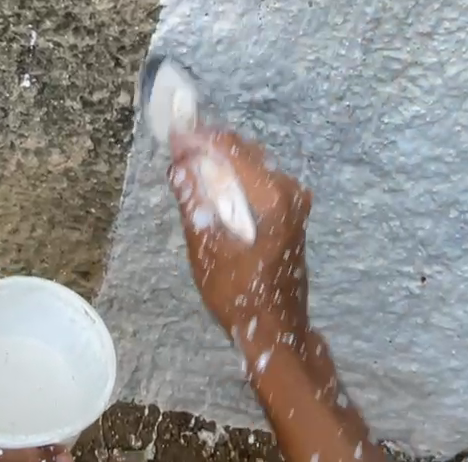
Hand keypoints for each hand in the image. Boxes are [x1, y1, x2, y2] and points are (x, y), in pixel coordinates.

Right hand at [170, 130, 375, 461]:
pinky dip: (234, 172)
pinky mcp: (292, 209)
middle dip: (209, 144)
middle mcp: (289, 189)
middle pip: (244, 149)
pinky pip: (259, 176)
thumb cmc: (238, 294)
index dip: (199, 138)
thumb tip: (178, 162)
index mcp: (272, 195)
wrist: (276, 332)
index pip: (231, 148)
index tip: (172, 135)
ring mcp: (295, 199)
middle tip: (177, 145)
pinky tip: (212, 178)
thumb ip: (192, 200)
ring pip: (252, 160)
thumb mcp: (206, 248)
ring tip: (189, 158)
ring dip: (221, 156)